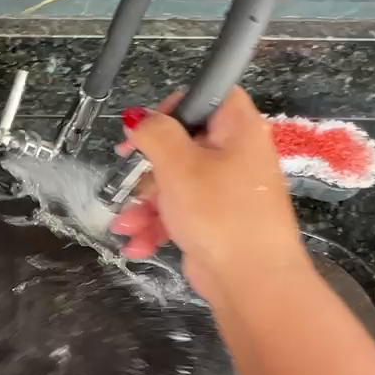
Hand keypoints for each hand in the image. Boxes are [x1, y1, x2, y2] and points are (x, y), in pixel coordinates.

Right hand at [109, 87, 309, 300]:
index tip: (145, 130)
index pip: (209, 96)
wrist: (249, 279)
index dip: (175, 106)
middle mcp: (235, 156)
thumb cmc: (218, 213)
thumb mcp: (179, 165)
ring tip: (125, 225)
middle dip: (147, 169)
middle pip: (183, 145)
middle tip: (127, 178)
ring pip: (174, 184)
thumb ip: (155, 133)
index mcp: (238, 131)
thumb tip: (139, 118)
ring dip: (144, 205)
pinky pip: (179, 213)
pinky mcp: (214, 221)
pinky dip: (157, 226)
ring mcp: (225, 191)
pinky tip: (138, 245)